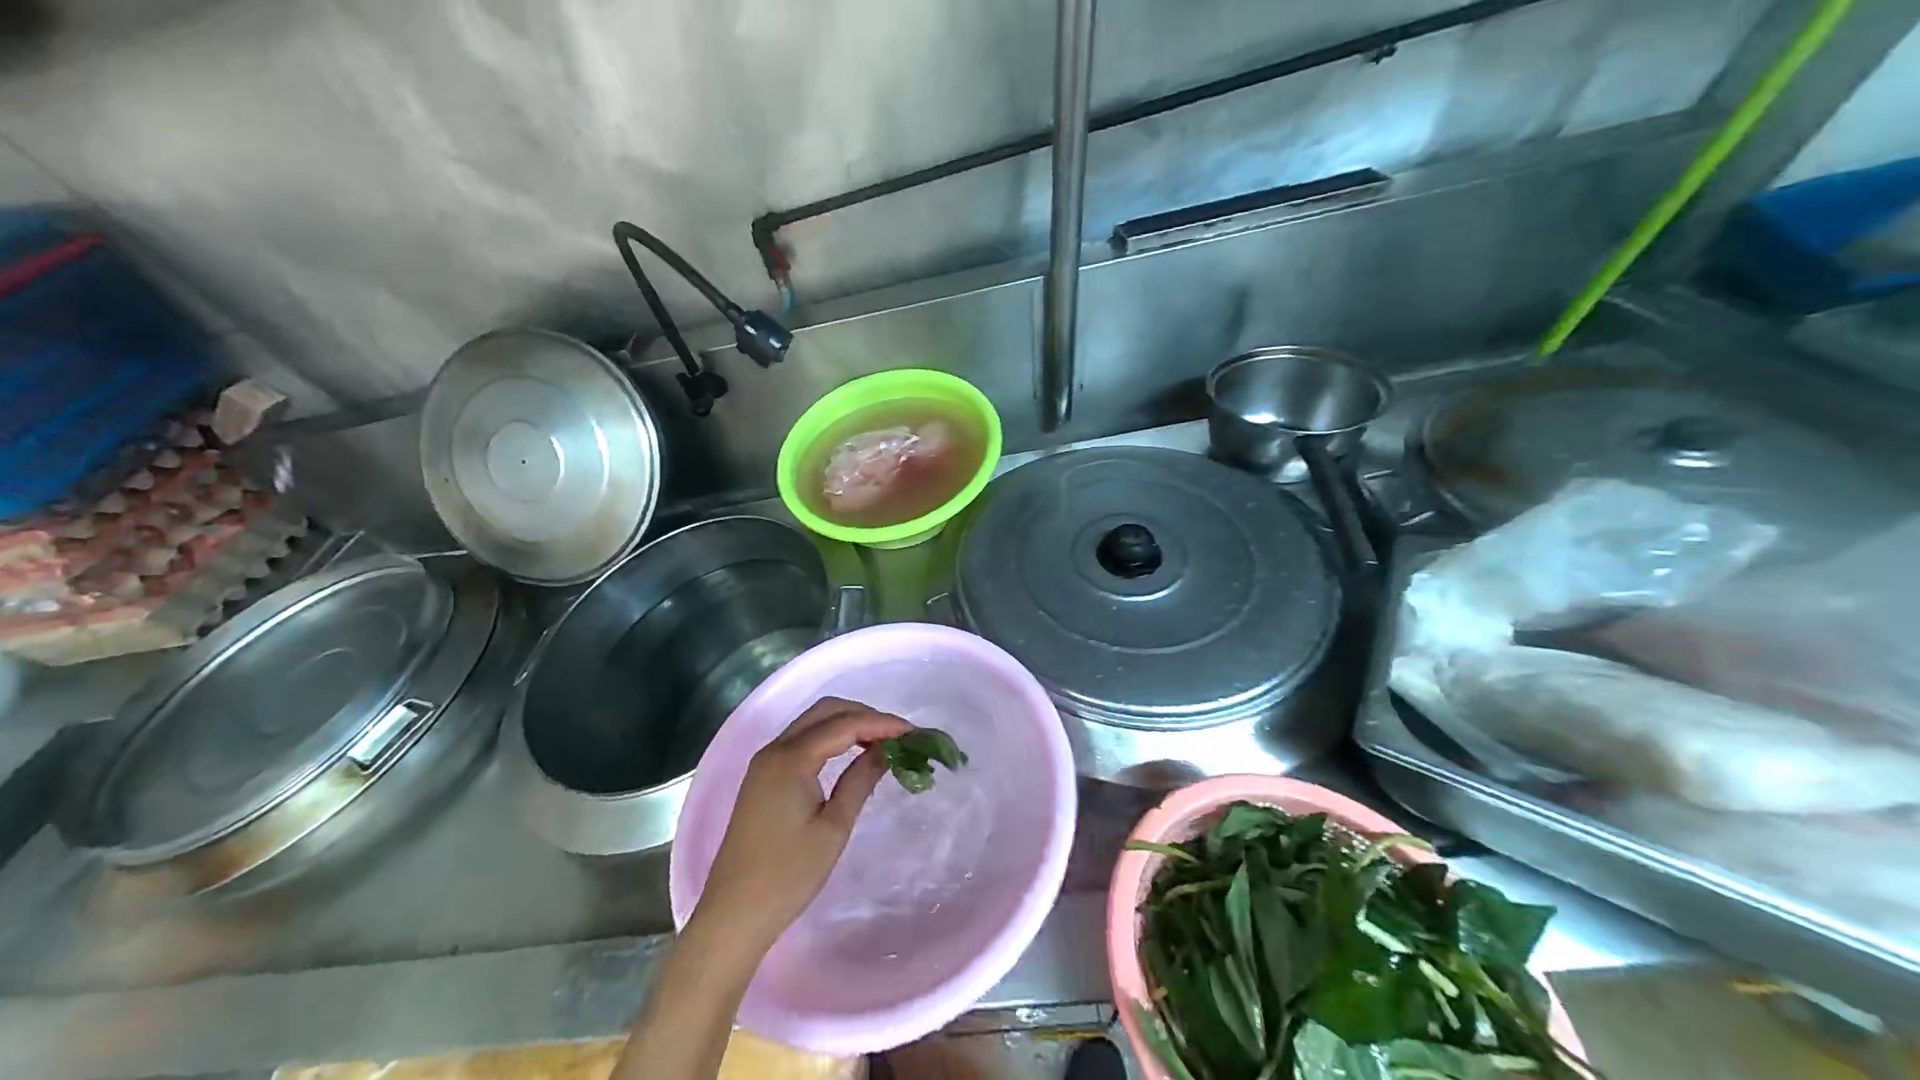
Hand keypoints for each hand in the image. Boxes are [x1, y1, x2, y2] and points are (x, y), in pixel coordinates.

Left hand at [691, 697, 910, 954]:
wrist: (734, 914)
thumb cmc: (788, 875)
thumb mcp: (834, 827)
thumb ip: (861, 780)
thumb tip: (887, 750)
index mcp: (790, 758)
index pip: (844, 724)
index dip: (882, 723)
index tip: (915, 733)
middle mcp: (774, 749)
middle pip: (825, 712)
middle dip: (865, 716)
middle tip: (899, 736)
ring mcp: (765, 762)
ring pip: (813, 723)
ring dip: (848, 724)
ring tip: (883, 744)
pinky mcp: (763, 777)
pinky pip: (802, 741)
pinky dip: (831, 738)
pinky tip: (852, 755)